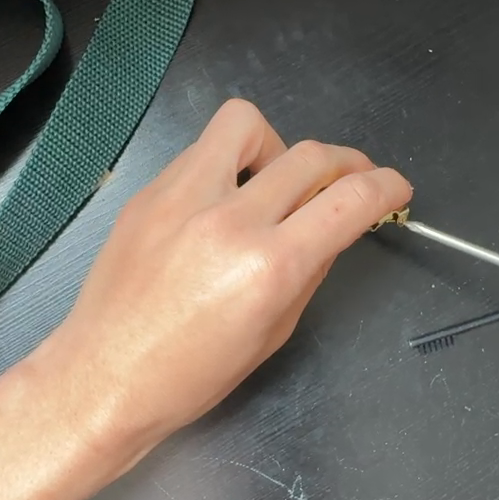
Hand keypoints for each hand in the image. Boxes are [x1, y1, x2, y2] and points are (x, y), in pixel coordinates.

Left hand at [33, 98, 410, 460]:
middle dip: (348, 164)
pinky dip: (227, 166)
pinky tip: (220, 201)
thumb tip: (330, 229)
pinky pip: (202, 151)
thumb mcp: (272, 333)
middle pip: (311, 155)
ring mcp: (181, 197)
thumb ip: (308, 271)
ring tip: (271, 182)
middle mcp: (228, 219)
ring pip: (246, 122)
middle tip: (349, 182)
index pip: (350, 200)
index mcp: (269, 266)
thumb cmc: (192, 377)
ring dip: (277, 145)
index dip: (387, 187)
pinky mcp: (149, 192)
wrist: (104, 377)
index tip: (395, 189)